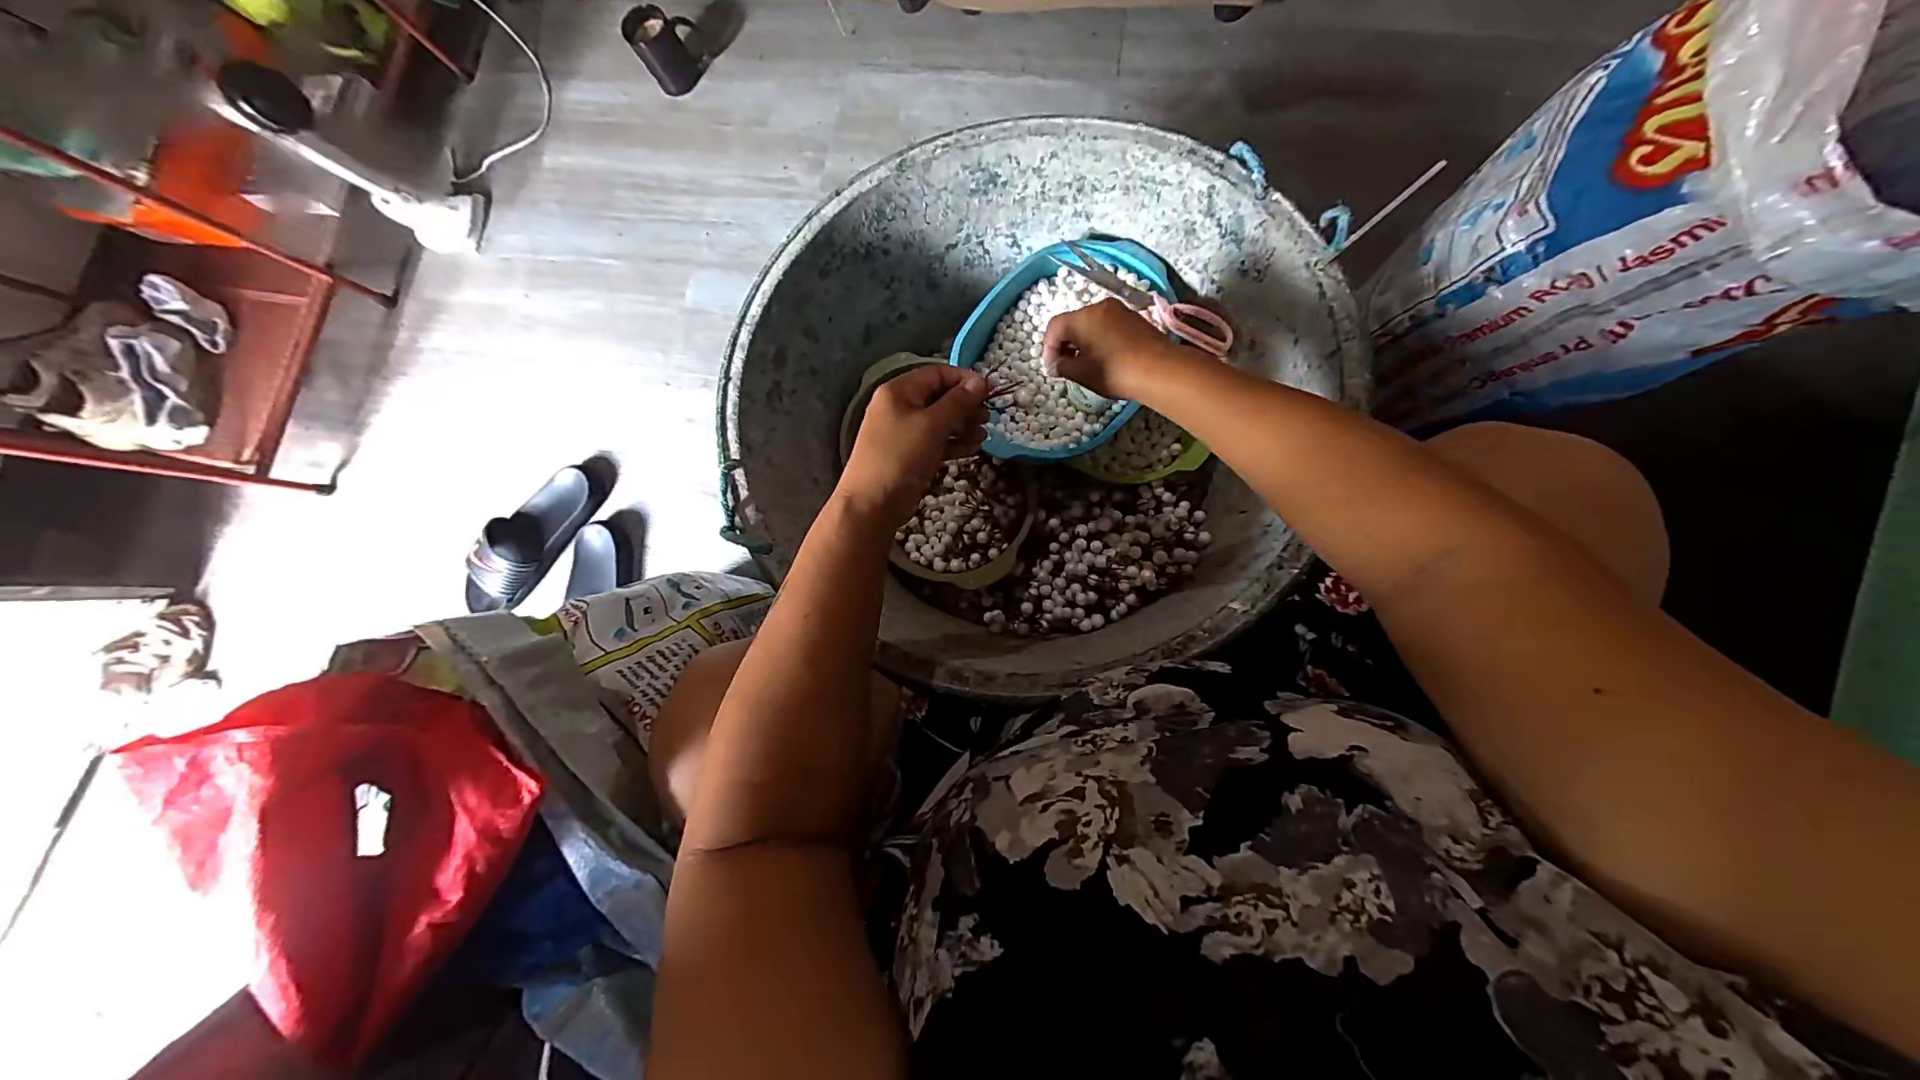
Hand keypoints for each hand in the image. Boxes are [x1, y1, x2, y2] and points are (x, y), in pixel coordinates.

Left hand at [839, 364, 989, 527]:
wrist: (872, 504)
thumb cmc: (900, 457)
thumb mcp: (932, 425)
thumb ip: (958, 402)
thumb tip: (980, 381)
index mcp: (899, 391)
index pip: (937, 373)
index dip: (965, 380)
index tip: (990, 391)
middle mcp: (900, 407)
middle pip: (940, 397)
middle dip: (966, 405)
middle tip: (986, 418)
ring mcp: (904, 432)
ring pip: (940, 421)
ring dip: (963, 426)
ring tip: (981, 436)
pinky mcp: (910, 454)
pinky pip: (936, 441)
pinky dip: (954, 442)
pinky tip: (971, 448)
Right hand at [1041, 297, 1204, 399]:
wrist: (1160, 370)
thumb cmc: (1114, 372)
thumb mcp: (1081, 373)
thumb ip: (1062, 366)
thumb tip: (1056, 364)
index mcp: (1081, 318)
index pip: (1054, 327)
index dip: (1048, 348)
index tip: (1052, 368)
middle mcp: (1099, 307)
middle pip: (1073, 322)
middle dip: (1066, 343)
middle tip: (1066, 365)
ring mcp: (1119, 310)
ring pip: (1091, 323)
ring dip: (1083, 341)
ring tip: (1086, 363)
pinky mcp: (1134, 318)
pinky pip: (1108, 325)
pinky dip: (1100, 339)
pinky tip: (1105, 357)